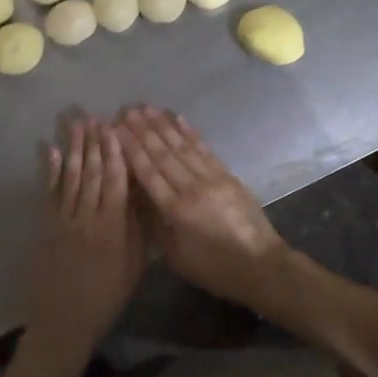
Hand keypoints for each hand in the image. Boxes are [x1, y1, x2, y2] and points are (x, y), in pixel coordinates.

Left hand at [25, 116, 145, 352]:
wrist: (65, 321)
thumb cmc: (107, 296)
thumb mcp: (134, 265)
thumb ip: (138, 228)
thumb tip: (144, 193)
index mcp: (113, 229)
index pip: (117, 182)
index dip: (116, 153)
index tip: (117, 128)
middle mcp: (88, 219)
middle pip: (92, 173)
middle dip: (94, 142)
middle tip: (95, 115)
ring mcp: (64, 221)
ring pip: (70, 177)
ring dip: (73, 147)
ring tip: (75, 122)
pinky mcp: (46, 226)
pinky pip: (49, 192)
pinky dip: (49, 170)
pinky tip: (49, 149)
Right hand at [116, 105, 290, 307]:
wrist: (261, 266)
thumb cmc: (215, 268)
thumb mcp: (177, 256)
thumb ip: (156, 225)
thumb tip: (139, 196)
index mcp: (176, 210)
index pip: (147, 172)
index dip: (130, 149)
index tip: (115, 129)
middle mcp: (192, 187)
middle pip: (162, 154)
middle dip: (142, 131)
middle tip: (126, 111)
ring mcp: (212, 178)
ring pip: (182, 146)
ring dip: (163, 125)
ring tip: (147, 108)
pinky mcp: (227, 175)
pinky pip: (204, 149)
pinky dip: (190, 132)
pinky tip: (178, 119)